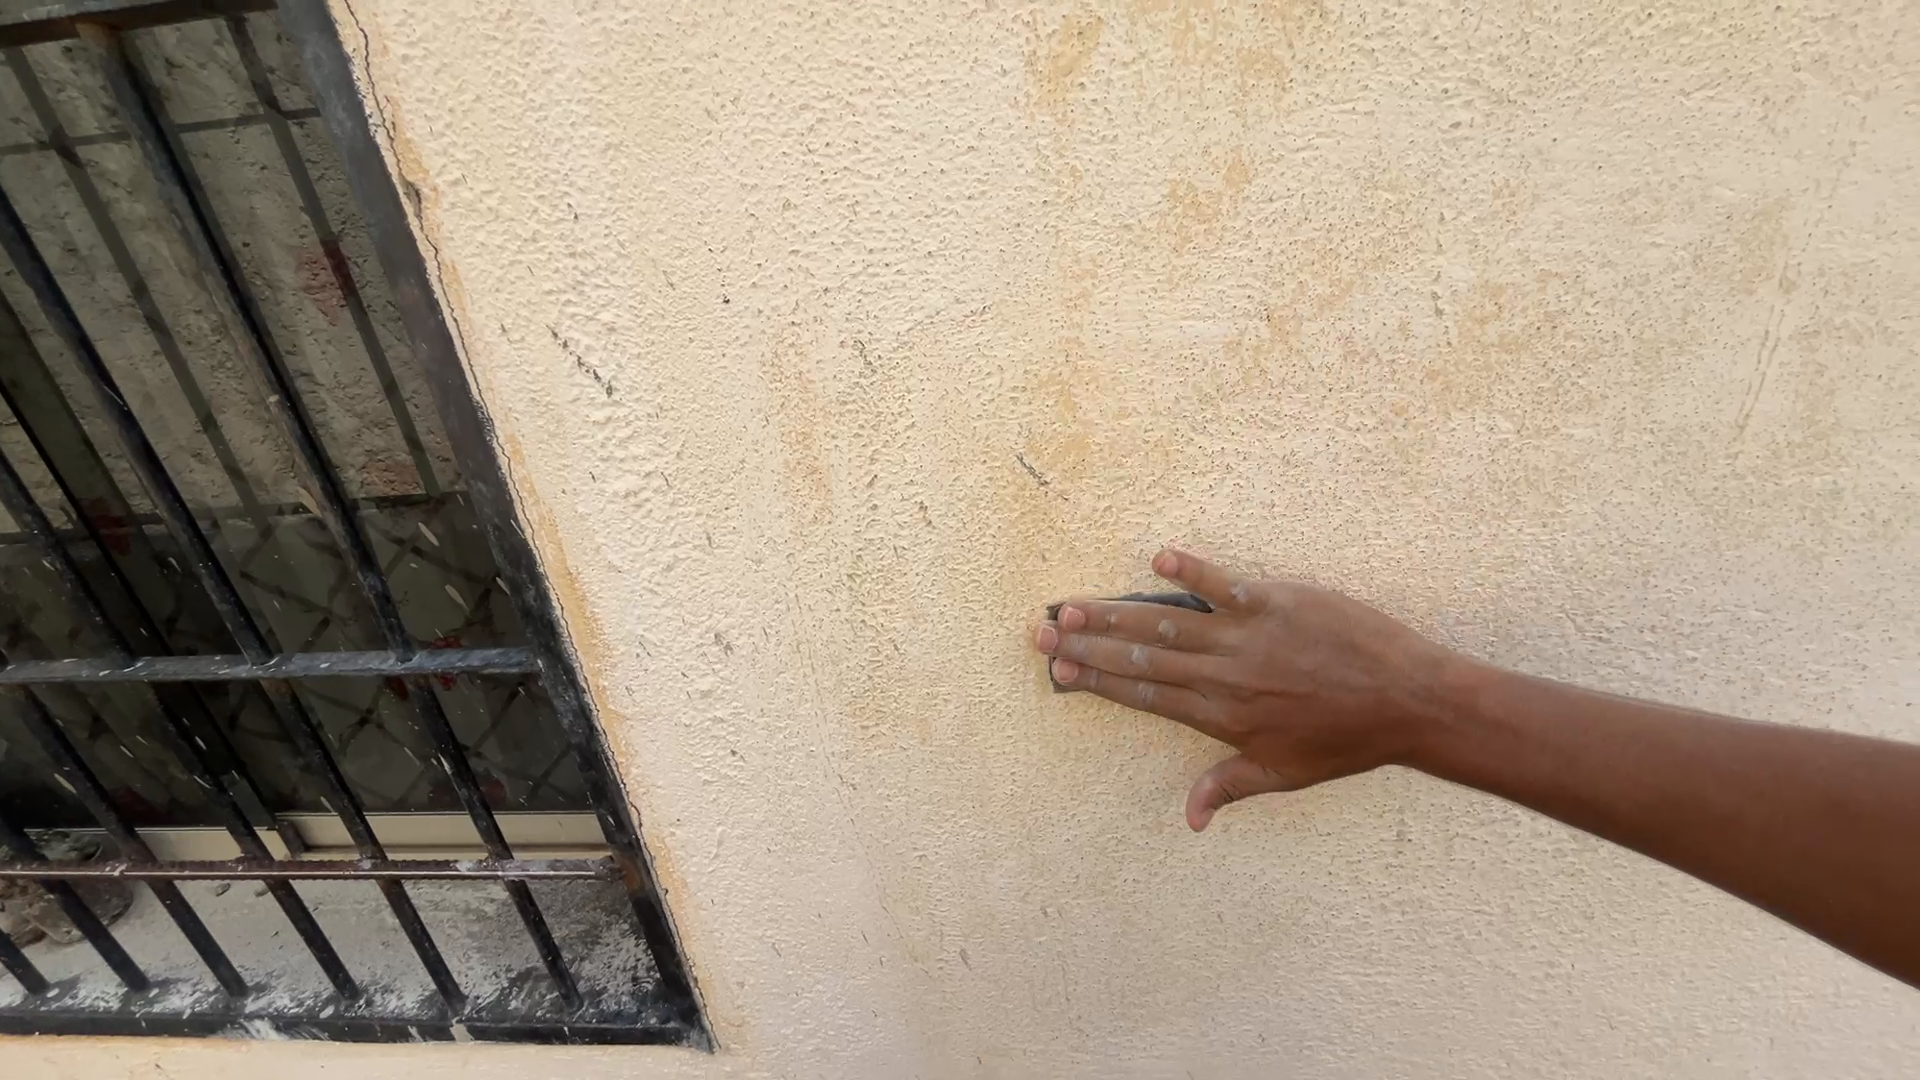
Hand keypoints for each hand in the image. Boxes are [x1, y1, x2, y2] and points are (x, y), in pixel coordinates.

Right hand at [1035, 550, 1463, 829]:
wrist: (1412, 701)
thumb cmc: (1347, 741)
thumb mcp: (1284, 774)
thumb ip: (1226, 787)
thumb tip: (1188, 820)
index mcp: (1218, 716)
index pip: (1142, 696)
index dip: (1095, 681)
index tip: (1058, 669)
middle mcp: (1221, 676)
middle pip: (1139, 660)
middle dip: (1086, 645)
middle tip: (1044, 630)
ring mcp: (1245, 637)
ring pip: (1166, 625)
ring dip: (1116, 615)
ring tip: (1075, 606)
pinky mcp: (1274, 603)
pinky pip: (1224, 585)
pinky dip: (1193, 573)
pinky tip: (1159, 559)